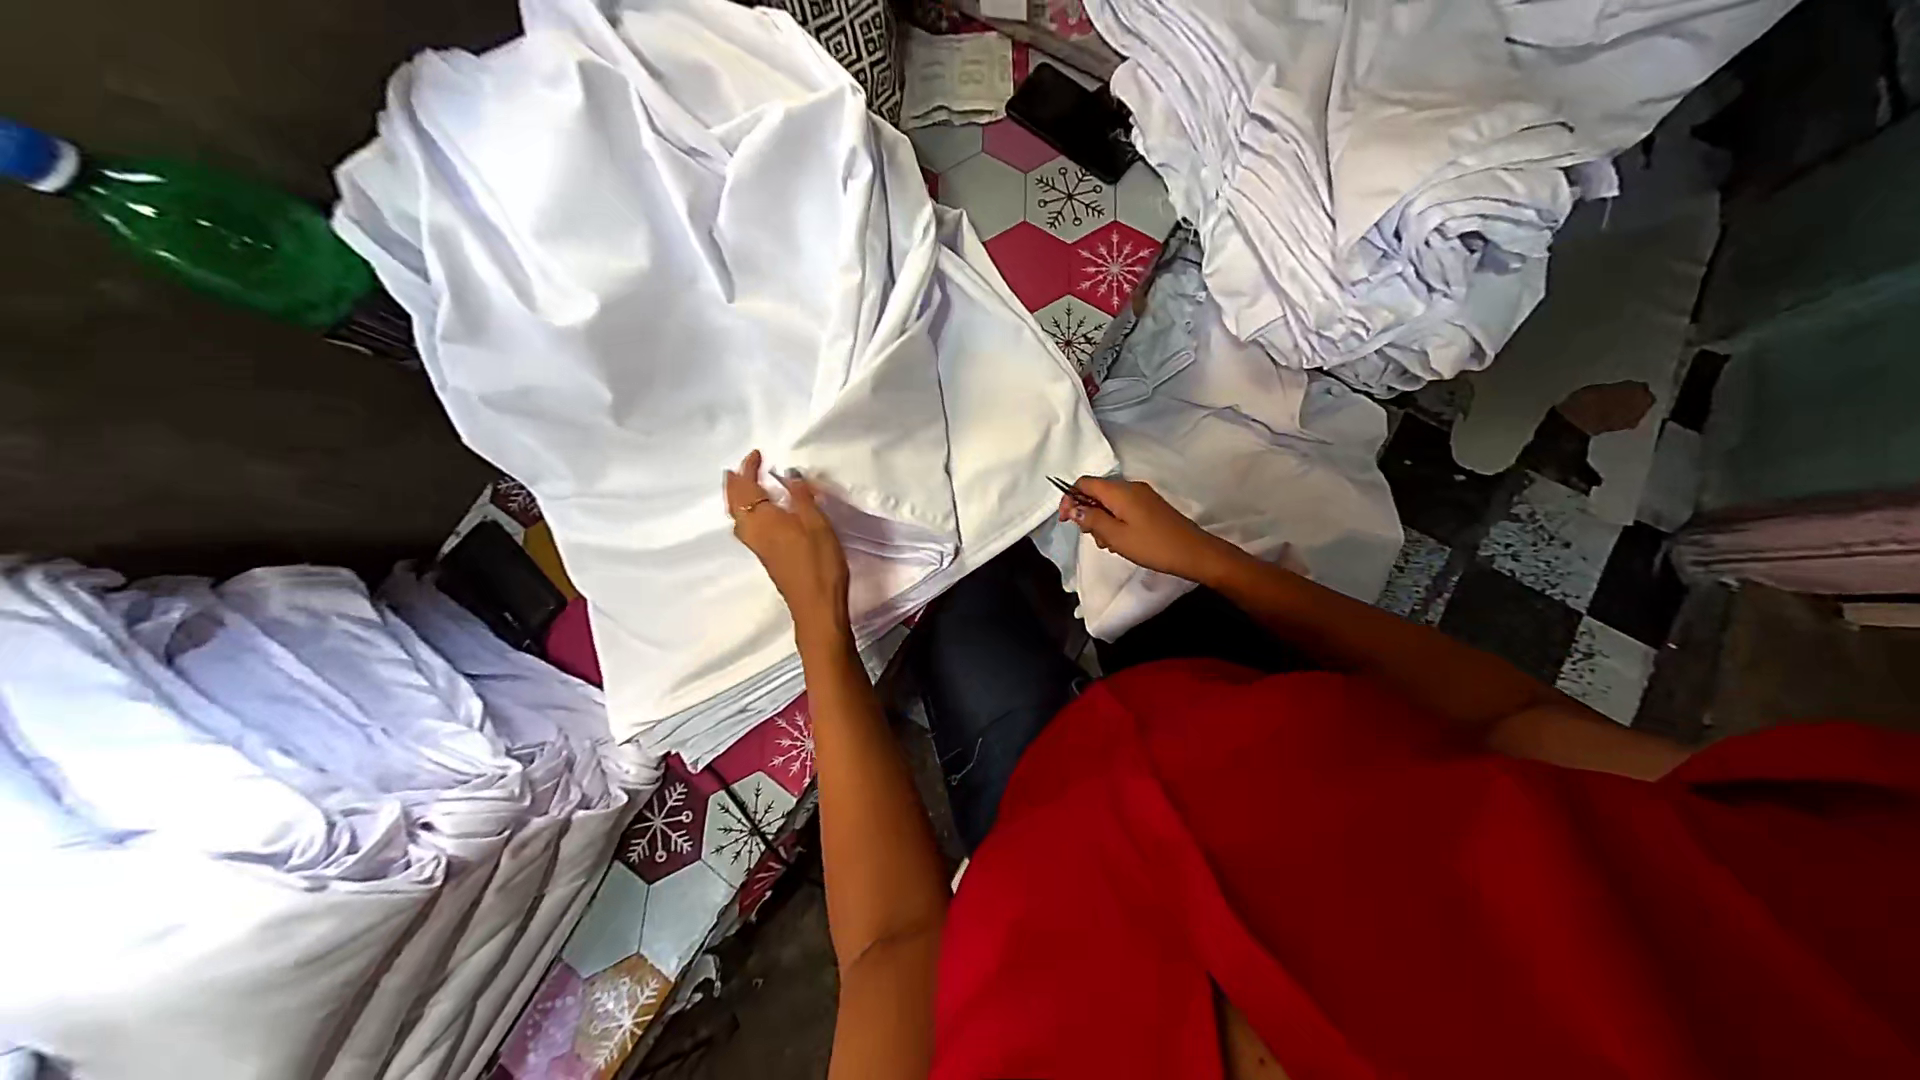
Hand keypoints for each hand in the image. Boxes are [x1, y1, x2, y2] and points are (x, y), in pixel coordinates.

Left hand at [725, 450, 851, 640]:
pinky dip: (748, 511)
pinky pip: (747, 526)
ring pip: (738, 516)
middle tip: (743, 467)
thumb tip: (788, 475)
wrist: (816, 605)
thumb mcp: (816, 523)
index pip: (747, 487)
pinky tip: (761, 511)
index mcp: (763, 519)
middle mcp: (753, 532)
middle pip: (735, 502)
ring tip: (746, 485)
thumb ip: (800, 497)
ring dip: (739, 497)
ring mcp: (758, 546)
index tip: (756, 454)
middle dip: (736, 482)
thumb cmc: (819, 561)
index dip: (749, 469)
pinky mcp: (766, 556)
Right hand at [1058, 475, 1243, 583]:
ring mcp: (1142, 495)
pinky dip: (1115, 522)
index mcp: (1119, 491)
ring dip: (1102, 521)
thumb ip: (1091, 519)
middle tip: (1095, 537)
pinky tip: (1122, 541)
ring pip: (1109, 502)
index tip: (1066, 521)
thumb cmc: (1153, 545)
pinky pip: (1123, 508)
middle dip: (1088, 513)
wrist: (1194, 553)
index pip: (1084, 482)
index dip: (1069, 498)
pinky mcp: (1150, 506)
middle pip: (1096, 492)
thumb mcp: (1116, 536)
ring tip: (1111, 543)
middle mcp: (1130, 487)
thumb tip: (1072, 507)